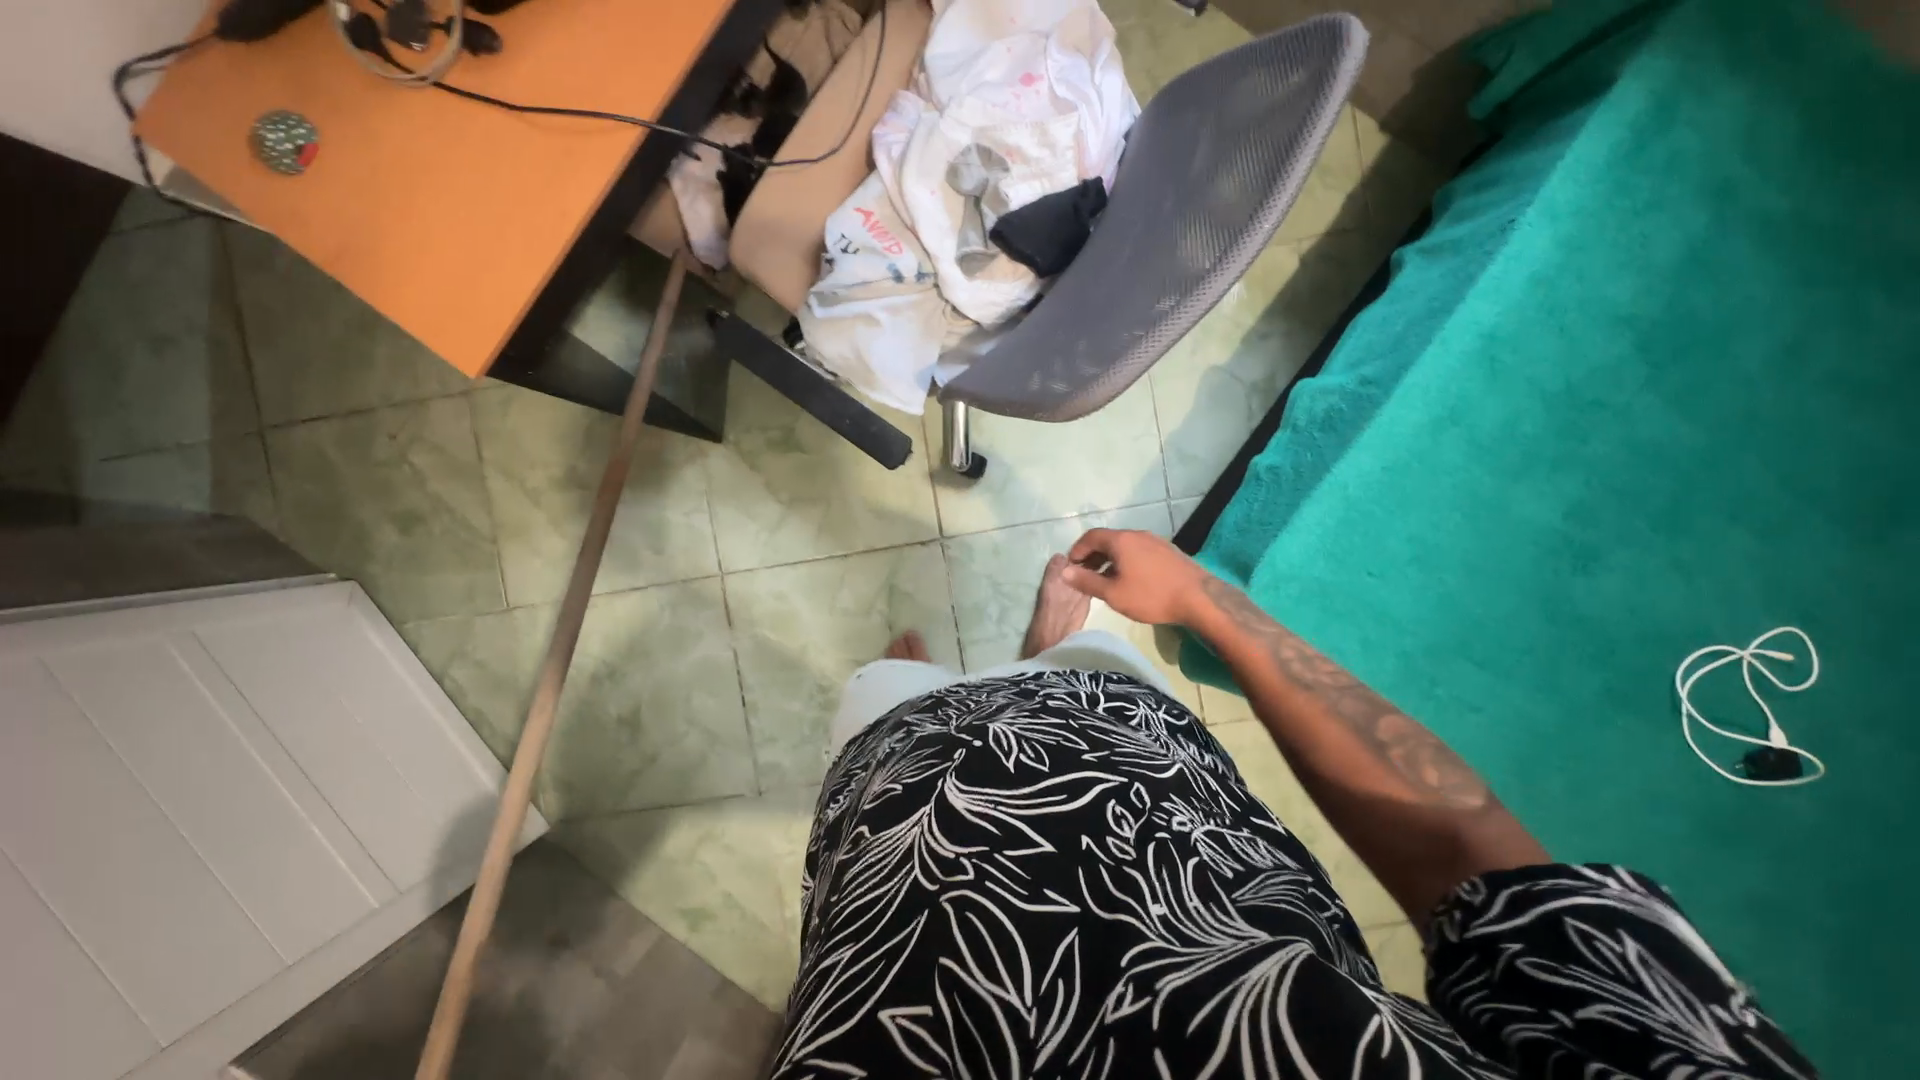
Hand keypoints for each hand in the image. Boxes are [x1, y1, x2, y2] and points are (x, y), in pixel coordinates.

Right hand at [1061, 529, 1214, 625]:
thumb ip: (1087, 581)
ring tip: (1106, 581)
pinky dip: (1127, 561)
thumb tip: (1064, 571)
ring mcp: (1156, 541)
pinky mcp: (1168, 552)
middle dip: (1093, 556)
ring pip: (1125, 547)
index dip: (1077, 550)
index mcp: (1121, 540)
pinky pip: (1139, 552)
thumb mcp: (1113, 593)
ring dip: (1110, 560)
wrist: (1199, 599)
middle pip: (1108, 540)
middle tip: (1085, 576)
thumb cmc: (1151, 596)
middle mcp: (1138, 535)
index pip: (1091, 536)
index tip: (1071, 567)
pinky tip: (1130, 580)